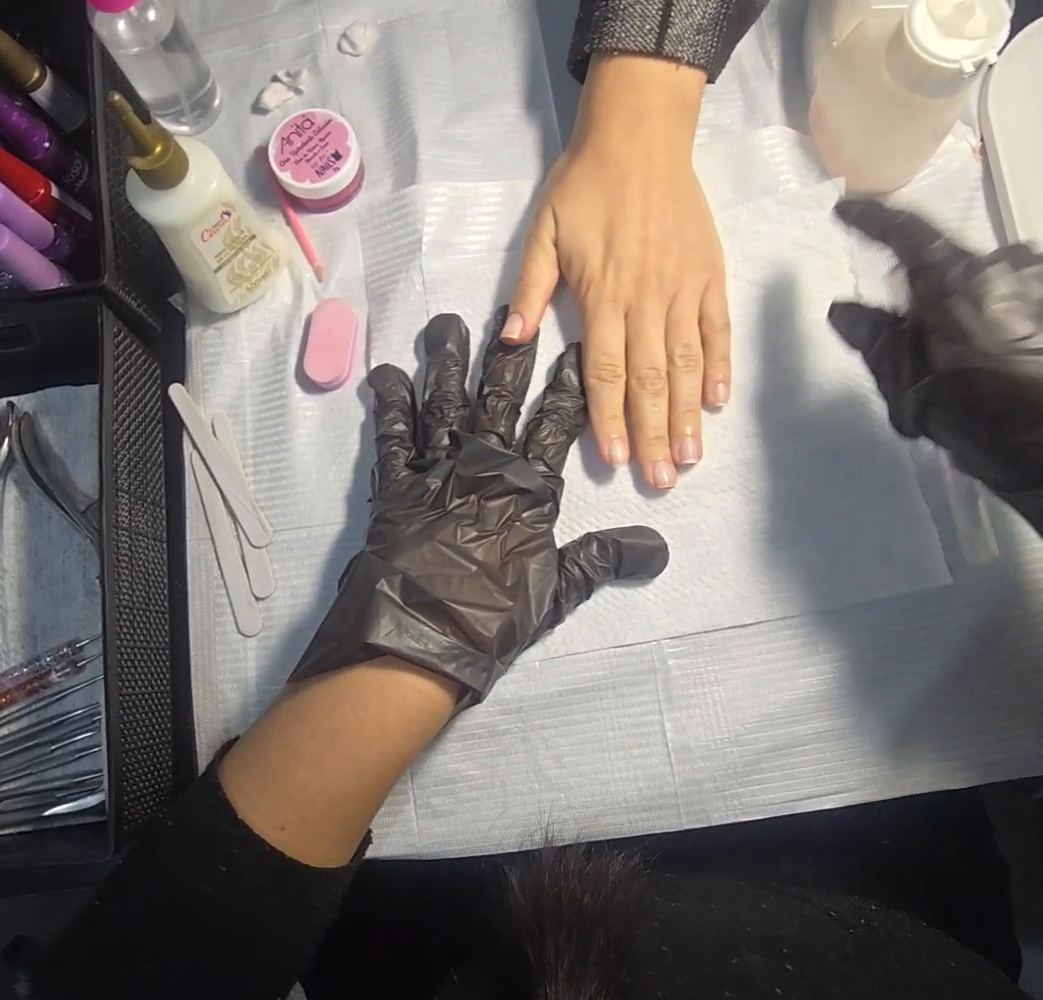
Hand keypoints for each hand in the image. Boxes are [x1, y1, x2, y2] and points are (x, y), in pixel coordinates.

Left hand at [291, 311, 670, 702]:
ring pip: (444, 405)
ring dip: (446, 364)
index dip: (569, 387)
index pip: (556, 425)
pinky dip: (387, 406)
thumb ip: (601, 559)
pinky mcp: (395, 487)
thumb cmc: (495, 617)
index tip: (577, 348)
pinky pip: (392, 437)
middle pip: (498, 400)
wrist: (425, 639)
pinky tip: (384, 375)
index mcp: (526, 489)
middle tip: (510, 318)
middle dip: (507, 357)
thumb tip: (657, 548)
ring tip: (447, 326)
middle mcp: (483, 466)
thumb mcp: (556, 592)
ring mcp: (436, 471)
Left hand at [504, 53, 729, 489]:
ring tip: (692, 458)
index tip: (617, 460)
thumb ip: (529, 288)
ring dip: (690, 414)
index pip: (605, 371)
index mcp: (604, 295)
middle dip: (655, 434)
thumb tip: (510, 338)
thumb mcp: (544, 232)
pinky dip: (721, 365)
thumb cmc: (585, 187)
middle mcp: (647, 300)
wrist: (640, 136)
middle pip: (650, 380)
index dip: (610, 419)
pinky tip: (721, 402)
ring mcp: (683, 290)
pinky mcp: (710, 275)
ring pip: (687, 363)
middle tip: (662, 481)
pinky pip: (718, 329)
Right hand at [828, 199, 1042, 589]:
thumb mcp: (938, 410)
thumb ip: (888, 355)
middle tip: (928, 372)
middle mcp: (1018, 266)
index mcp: (966, 288)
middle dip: (931, 313)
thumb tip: (844, 311)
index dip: (871, 221)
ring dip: (982, 328)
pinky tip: (1039, 382)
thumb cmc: (1029, 442)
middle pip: (953, 276)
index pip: (908, 236)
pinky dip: (1022, 334)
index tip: (845, 210)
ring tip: (992, 390)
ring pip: (1000, 293)